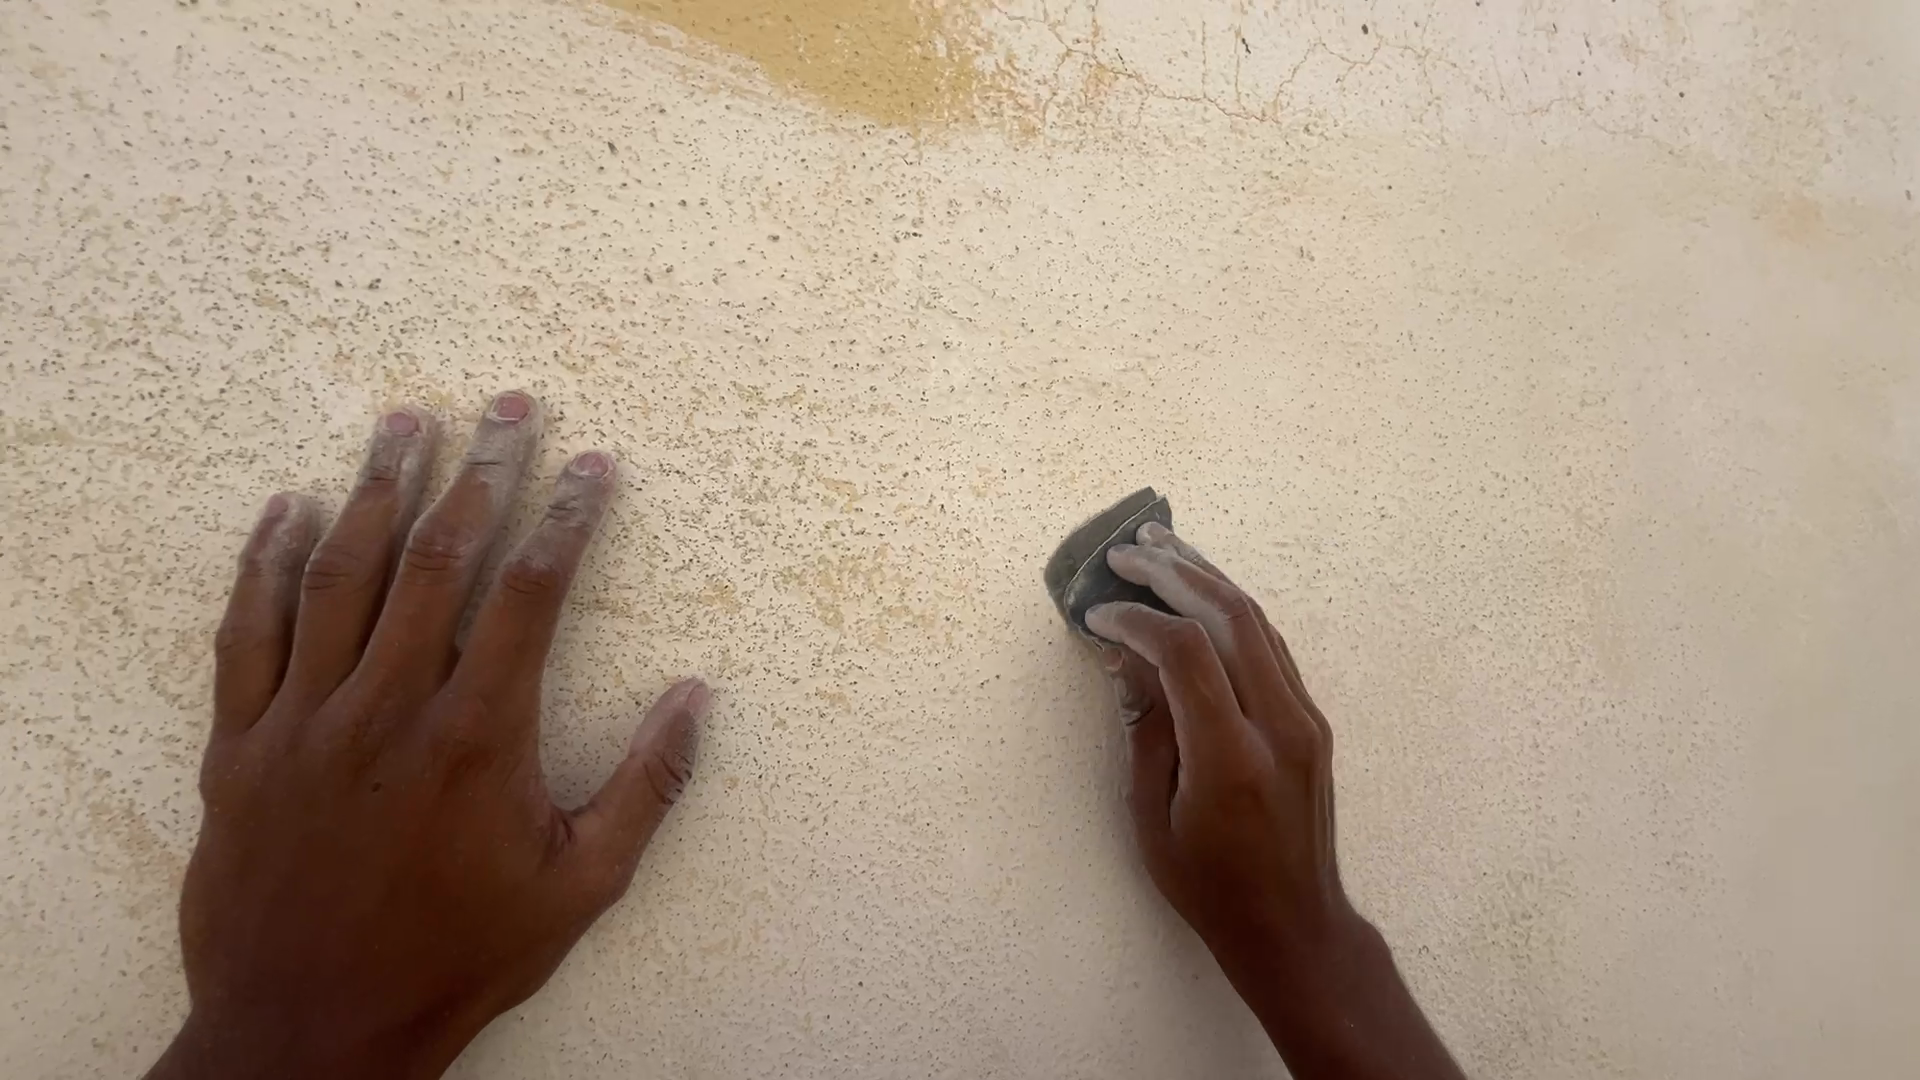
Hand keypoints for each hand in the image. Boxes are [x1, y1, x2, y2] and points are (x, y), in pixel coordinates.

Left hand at [147, 393, 708, 1079]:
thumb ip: (649, 784)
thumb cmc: (463, 951)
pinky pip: (246, 633)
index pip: (530, 593)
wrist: (305, 1036)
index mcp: (477, 735)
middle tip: (509, 407)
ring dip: (381, 489)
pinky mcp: (239, 749)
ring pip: (342, 576)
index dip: (566, 518)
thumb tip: (697, 697)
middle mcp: (388, 710)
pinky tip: (291, 506)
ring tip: (409, 421)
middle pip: (440, 560)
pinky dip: (266, 561)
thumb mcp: (586, 881)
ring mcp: (303, 724)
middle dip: (482, 473)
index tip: (592, 466)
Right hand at [1089, 522, 1462, 1079]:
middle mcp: (1279, 724)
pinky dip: (1229, 605)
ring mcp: (1304, 717)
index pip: (1184, 652)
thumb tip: (1125, 656)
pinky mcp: (1310, 717)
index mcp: (1231, 756)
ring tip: (1162, 543)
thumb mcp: (1151, 813)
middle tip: (1126, 549)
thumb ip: (1144, 725)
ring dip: (1206, 574)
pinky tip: (1200, 588)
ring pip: (1256, 619)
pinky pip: (1268, 642)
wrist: (1296, 926)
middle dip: (1172, 571)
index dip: (1135, 620)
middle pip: (1230, 616)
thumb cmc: (1209, 883)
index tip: (1097, 616)